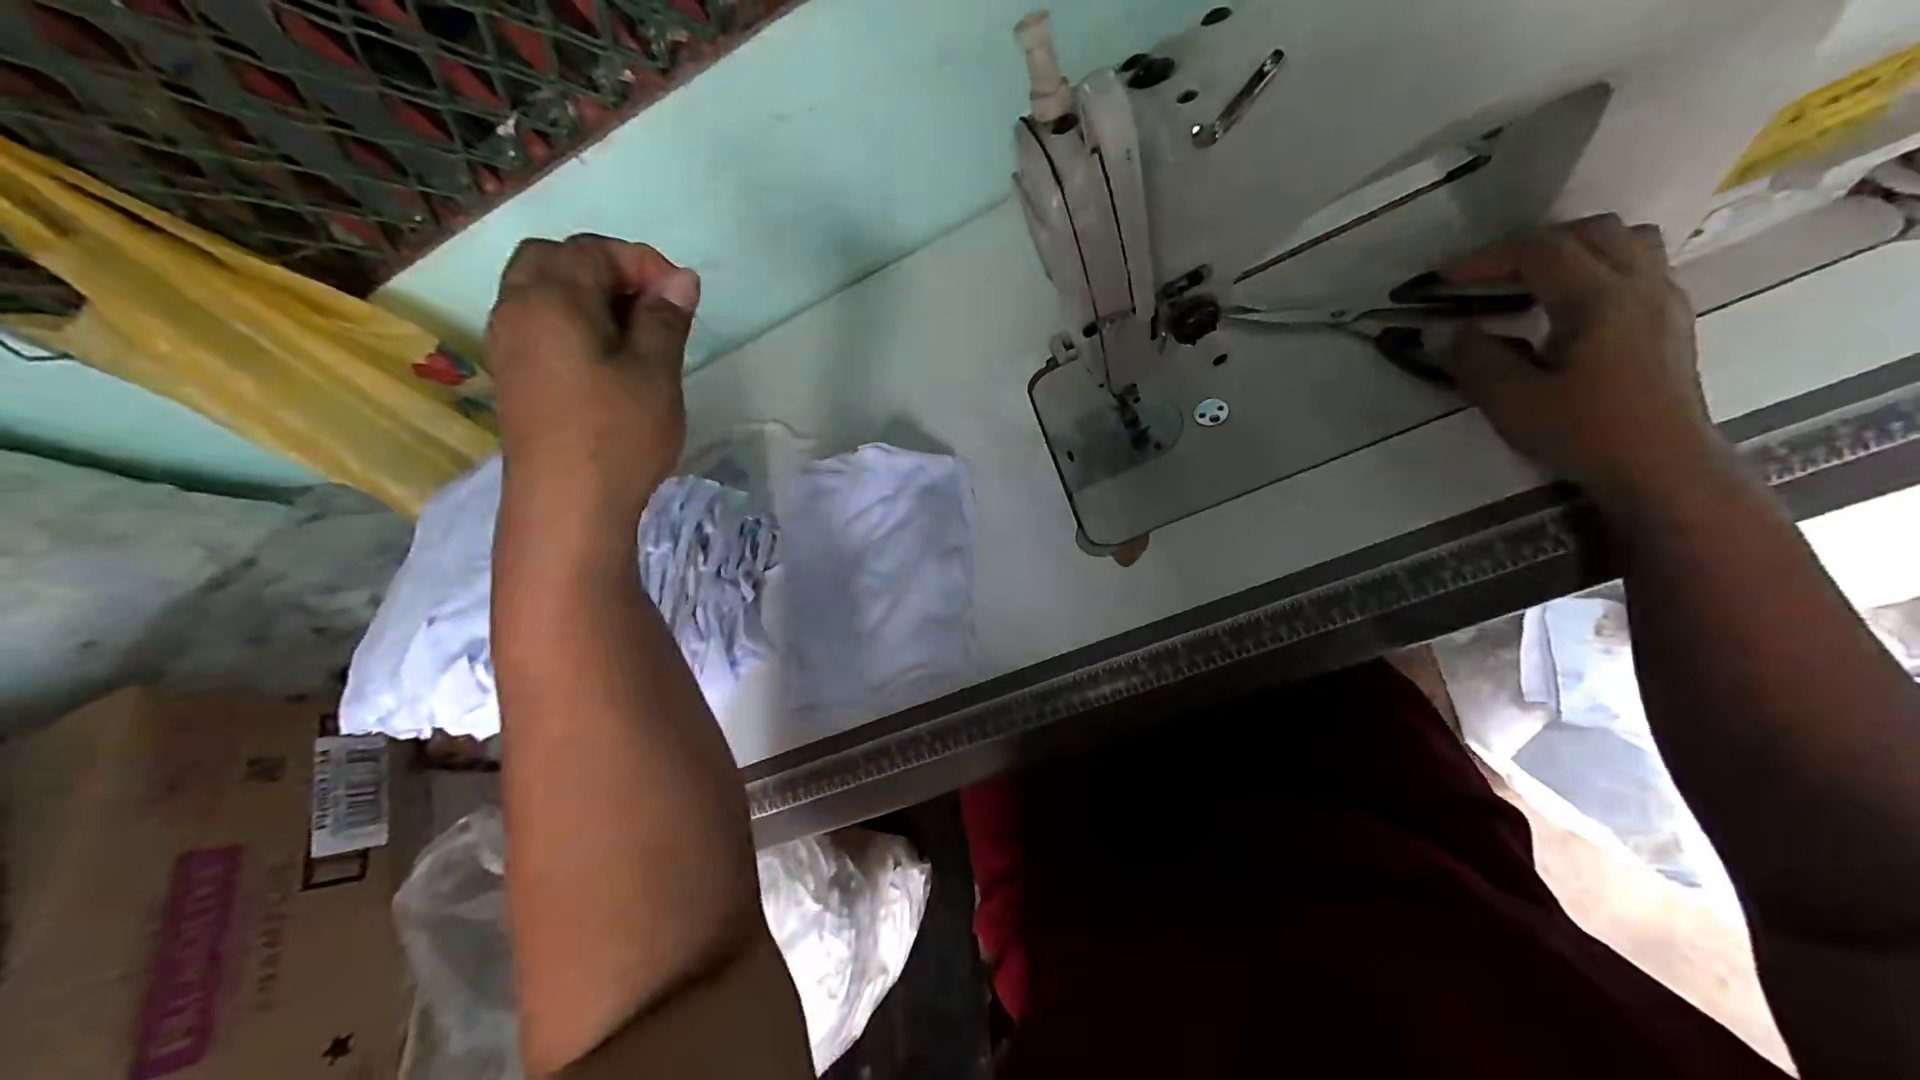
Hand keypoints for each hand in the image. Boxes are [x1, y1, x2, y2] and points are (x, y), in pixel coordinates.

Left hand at [486, 234, 699, 523]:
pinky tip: (606, 361)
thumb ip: (665, 318)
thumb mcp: (656, 372)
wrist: (567, 506)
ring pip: (541, 292)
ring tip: (634, 336)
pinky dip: (572, 323)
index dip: (643, 263)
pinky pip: (537, 324)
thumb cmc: (618, 434)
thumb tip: (680, 279)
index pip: (592, 250)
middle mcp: (517, 309)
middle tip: (650, 307)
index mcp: (551, 299)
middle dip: (606, 270)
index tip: (682, 298)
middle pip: (554, 260)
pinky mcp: (514, 377)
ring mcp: (508, 345)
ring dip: (588, 297)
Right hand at [1441, 214, 1729, 507]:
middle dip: (1529, 246)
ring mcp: (1664, 301)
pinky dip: (1597, 270)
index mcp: (1600, 299)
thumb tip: (1439, 330)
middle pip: (1589, 232)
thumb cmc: (1586, 433)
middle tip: (1487, 277)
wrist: (1663, 468)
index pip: (1539, 251)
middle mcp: (1640, 285)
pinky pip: (1638, 268)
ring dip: (1573, 249)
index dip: (1485, 258)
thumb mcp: (1513, 401)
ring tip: (1534, 281)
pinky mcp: (1670, 322)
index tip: (1442, 279)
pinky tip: (1569, 307)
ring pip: (1625, 242)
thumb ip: (1474, 358)